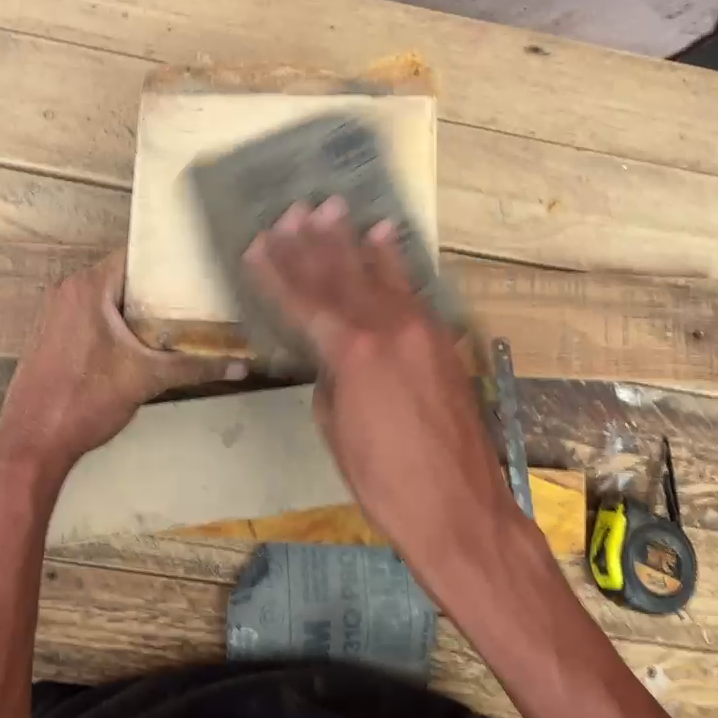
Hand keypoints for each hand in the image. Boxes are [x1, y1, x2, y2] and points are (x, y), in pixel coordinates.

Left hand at [0, 249, 244, 486]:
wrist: (31, 443)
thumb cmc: (85, 401)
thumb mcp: (147, 380)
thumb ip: (195, 367)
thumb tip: (244, 367)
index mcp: (87, 288)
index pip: (134, 255)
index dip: (167, 260)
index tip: (198, 268)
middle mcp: (67, 292)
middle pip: (121, 277)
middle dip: (156, 288)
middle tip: (195, 298)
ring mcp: (54, 315)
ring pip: (105, 299)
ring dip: (135, 309)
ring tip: (175, 320)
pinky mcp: (49, 337)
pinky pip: (89, 317)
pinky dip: (114, 324)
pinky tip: (139, 344)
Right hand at [242, 197, 519, 580]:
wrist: (460, 509)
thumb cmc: (385, 482)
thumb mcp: (337, 430)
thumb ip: (328, 380)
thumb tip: (329, 356)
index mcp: (351, 352)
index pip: (303, 301)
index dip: (276, 273)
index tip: (257, 244)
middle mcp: (386, 328)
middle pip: (339, 277)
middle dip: (311, 243)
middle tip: (292, 211)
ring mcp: (420, 329)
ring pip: (377, 273)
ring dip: (351, 241)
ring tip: (331, 208)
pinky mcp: (443, 340)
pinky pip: (411, 289)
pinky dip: (394, 261)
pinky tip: (385, 237)